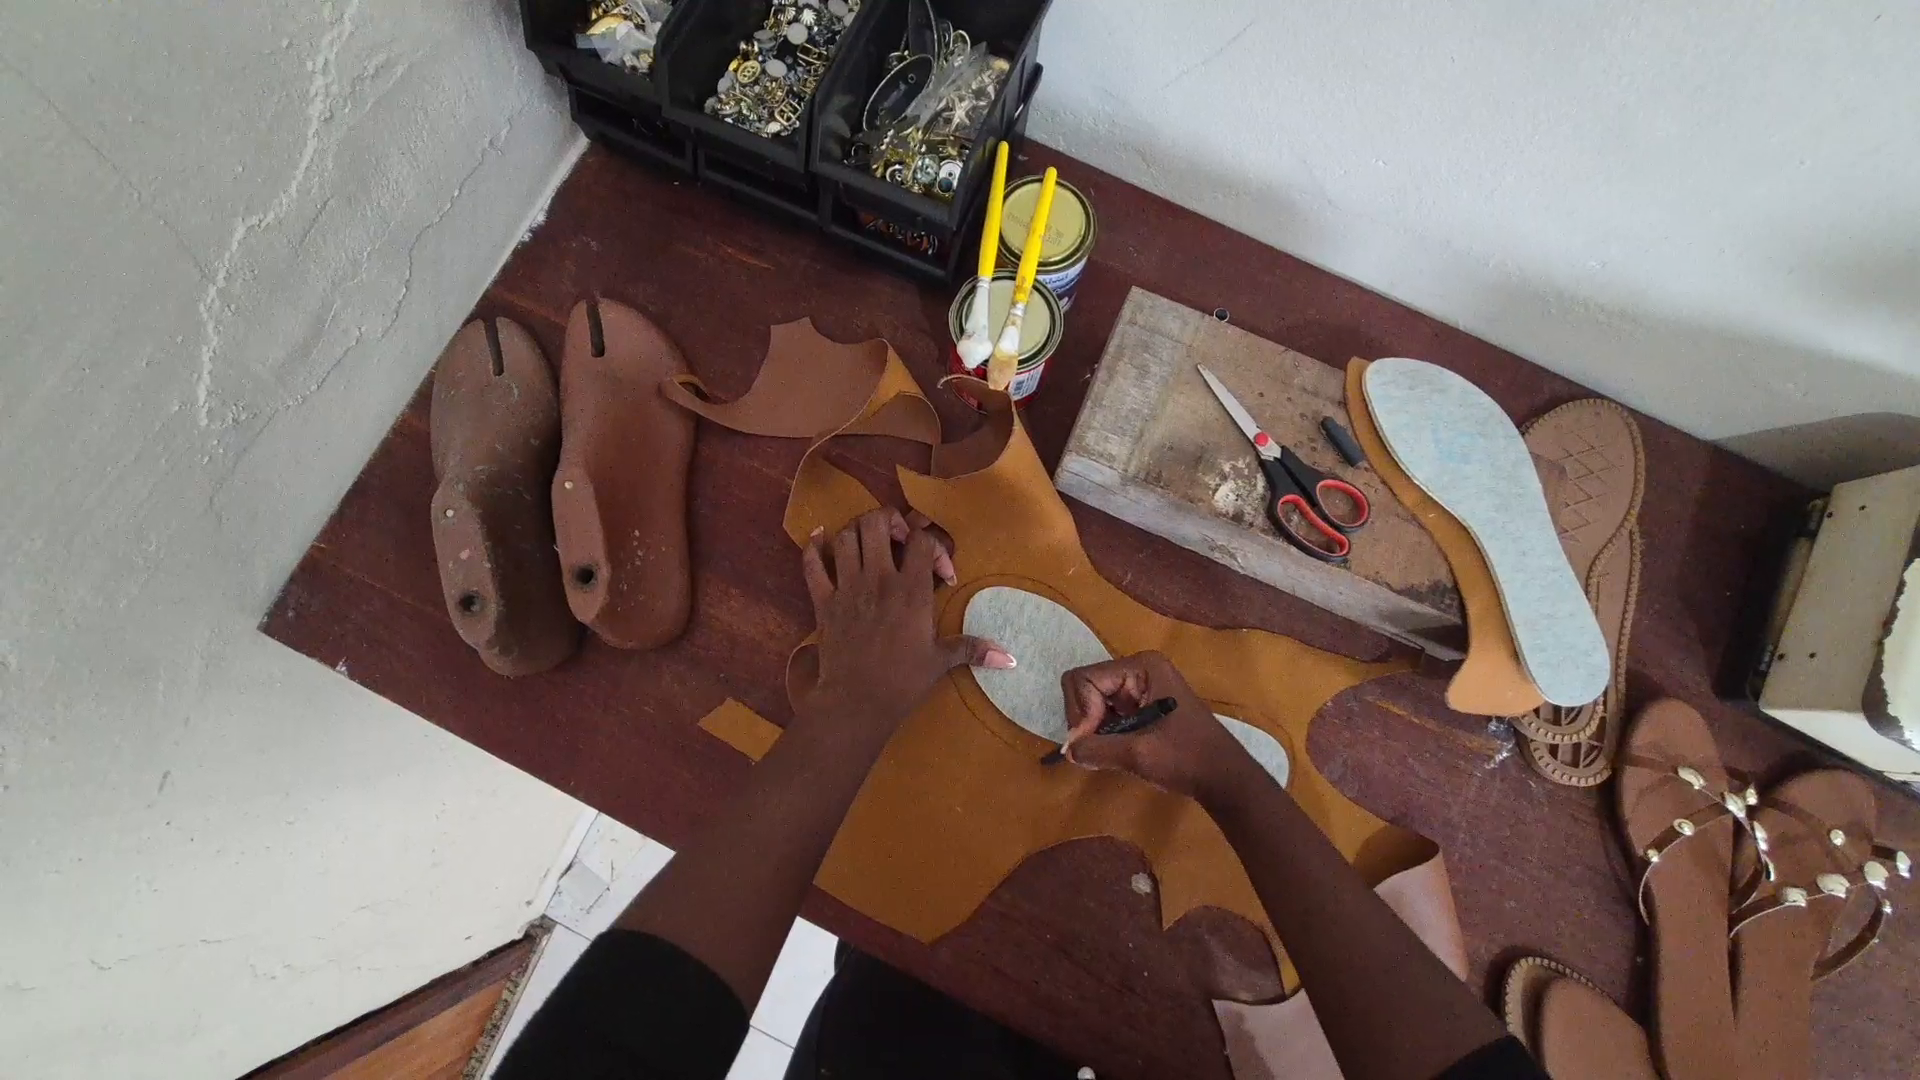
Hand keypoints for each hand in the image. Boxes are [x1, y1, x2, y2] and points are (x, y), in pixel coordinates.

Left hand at [796, 508, 1012, 734]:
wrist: (856, 702)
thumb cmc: (902, 681)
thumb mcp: (940, 661)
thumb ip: (972, 648)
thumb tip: (1010, 657)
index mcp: (911, 590)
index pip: (922, 541)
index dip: (934, 547)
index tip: (940, 574)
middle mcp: (878, 578)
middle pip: (877, 522)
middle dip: (889, 521)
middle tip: (898, 539)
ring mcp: (847, 586)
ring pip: (846, 536)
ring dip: (857, 531)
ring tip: (868, 543)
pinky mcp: (822, 600)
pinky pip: (811, 564)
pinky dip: (813, 547)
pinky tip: (818, 538)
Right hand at [1060, 651, 1264, 803]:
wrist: (1225, 779)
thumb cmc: (1187, 759)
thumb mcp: (1138, 754)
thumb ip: (1097, 749)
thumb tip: (1067, 750)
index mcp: (1142, 667)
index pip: (1084, 678)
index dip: (1080, 711)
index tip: (1089, 742)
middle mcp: (1138, 669)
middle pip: (1085, 685)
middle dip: (1084, 718)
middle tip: (1096, 748)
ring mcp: (1139, 685)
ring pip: (1092, 699)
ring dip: (1093, 727)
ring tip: (1109, 750)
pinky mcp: (1140, 704)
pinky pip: (1105, 710)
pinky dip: (1103, 731)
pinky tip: (1116, 748)